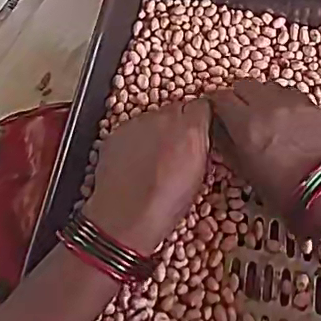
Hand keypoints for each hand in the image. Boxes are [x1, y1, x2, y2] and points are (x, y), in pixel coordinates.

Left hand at [83, 99, 211, 254]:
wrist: (125, 215)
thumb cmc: (165, 205)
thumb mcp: (197, 177)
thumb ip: (200, 147)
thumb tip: (200, 139)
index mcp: (189, 129)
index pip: (202, 106)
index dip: (202, 118)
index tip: (201, 129)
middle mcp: (163, 118)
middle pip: (177, 109)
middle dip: (180, 123)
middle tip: (177, 147)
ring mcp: (138, 123)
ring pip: (154, 117)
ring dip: (158, 131)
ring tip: (154, 157)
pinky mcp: (118, 131)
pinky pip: (134, 128)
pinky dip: (137, 139)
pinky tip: (136, 160)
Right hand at [205, 80, 320, 211]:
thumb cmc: (279, 187)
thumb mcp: (242, 167)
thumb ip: (226, 140)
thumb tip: (218, 124)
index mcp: (245, 124)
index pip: (220, 97)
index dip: (216, 103)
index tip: (216, 110)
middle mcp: (266, 106)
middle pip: (242, 85)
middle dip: (238, 96)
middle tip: (238, 112)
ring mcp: (289, 102)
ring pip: (266, 86)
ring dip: (260, 96)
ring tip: (263, 115)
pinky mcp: (308, 104)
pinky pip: (287, 93)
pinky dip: (280, 100)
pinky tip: (282, 117)